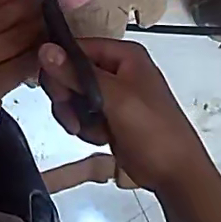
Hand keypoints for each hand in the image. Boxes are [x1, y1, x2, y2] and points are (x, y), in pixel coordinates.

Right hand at [37, 38, 214, 195]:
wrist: (174, 173)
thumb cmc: (153, 131)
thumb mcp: (114, 99)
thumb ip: (78, 74)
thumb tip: (46, 50)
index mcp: (125, 55)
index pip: (77, 48)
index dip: (62, 68)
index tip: (58, 93)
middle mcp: (118, 69)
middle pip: (72, 72)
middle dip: (69, 97)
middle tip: (74, 117)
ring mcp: (113, 93)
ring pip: (73, 95)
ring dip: (76, 115)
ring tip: (92, 130)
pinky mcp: (109, 115)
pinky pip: (82, 113)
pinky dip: (85, 127)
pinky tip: (100, 137)